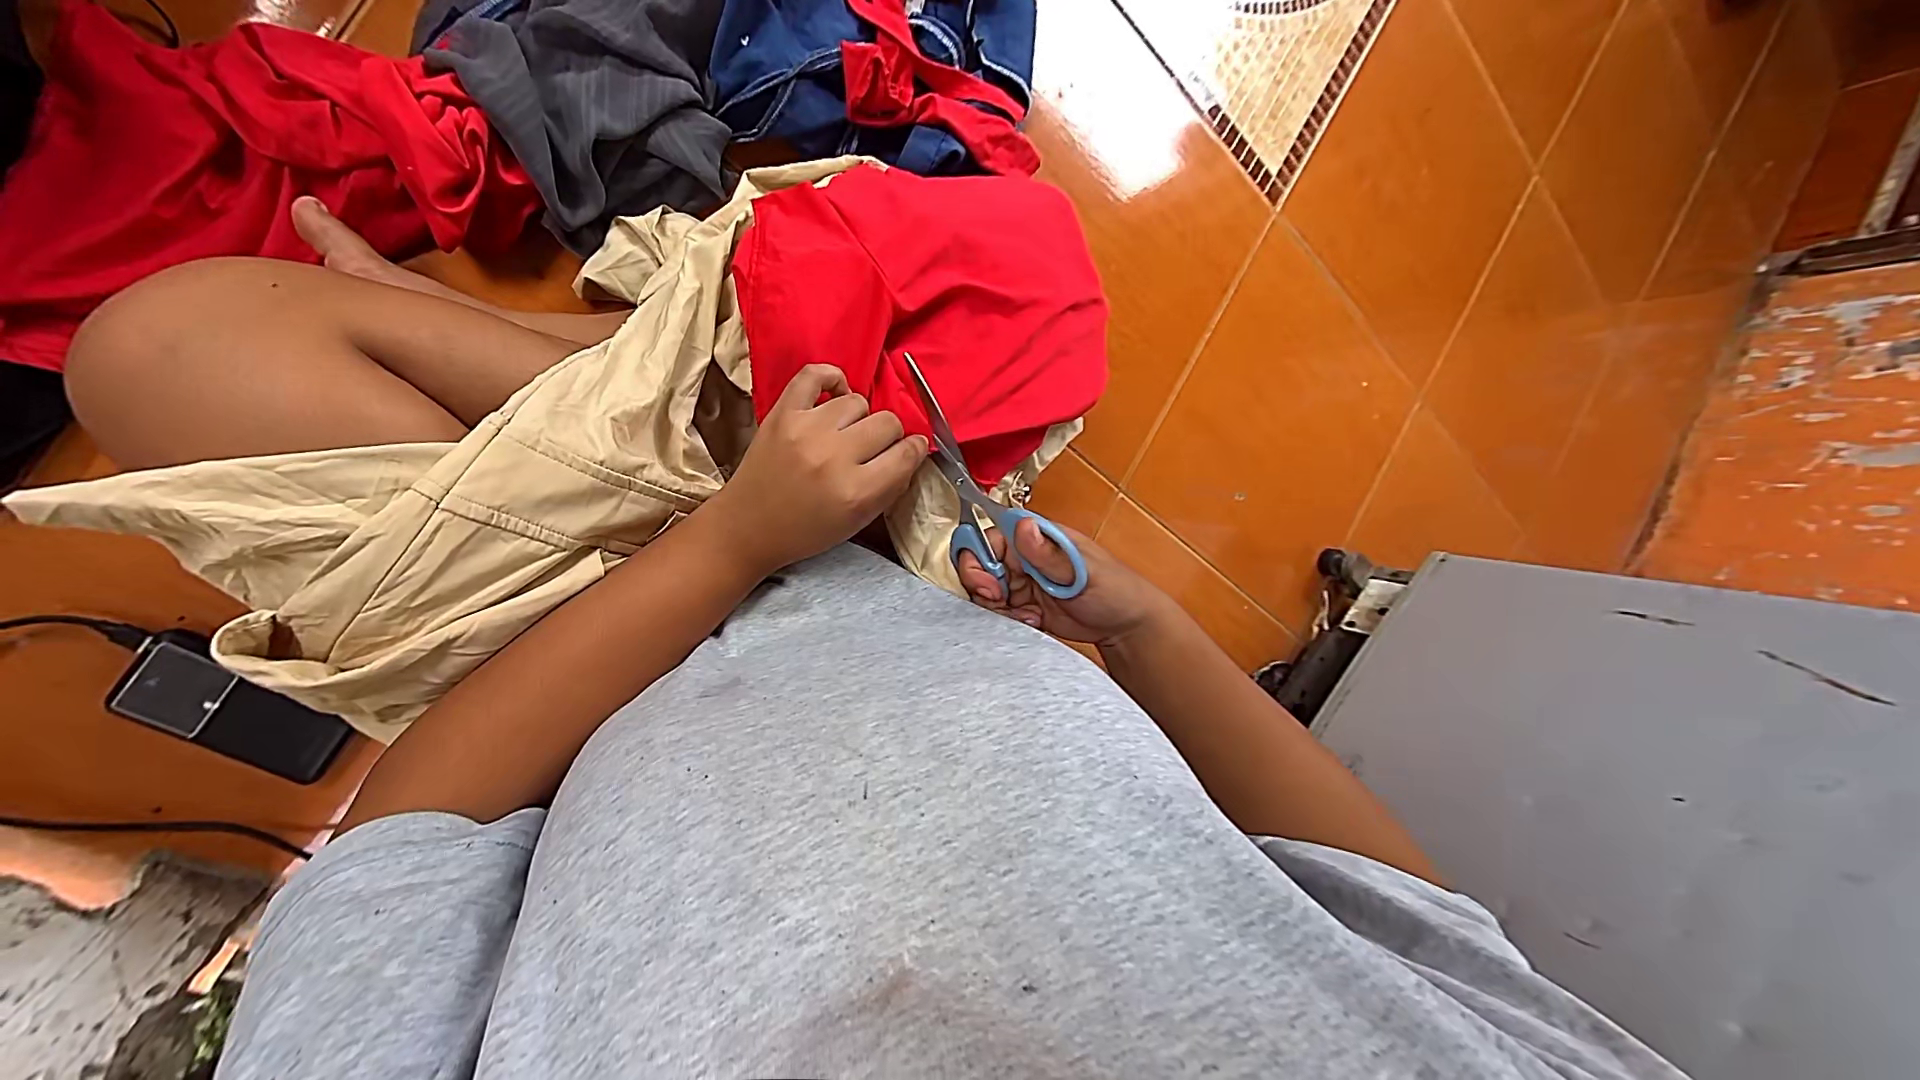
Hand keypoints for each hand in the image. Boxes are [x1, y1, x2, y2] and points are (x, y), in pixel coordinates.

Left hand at [704, 365, 927, 575]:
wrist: (748, 526)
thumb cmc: (806, 530)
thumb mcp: (858, 521)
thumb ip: (890, 487)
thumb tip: (911, 452)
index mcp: (855, 492)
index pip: (906, 454)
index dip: (915, 450)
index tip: (911, 449)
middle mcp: (833, 457)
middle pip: (887, 423)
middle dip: (888, 436)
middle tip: (872, 448)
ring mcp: (806, 430)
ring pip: (857, 401)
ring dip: (858, 418)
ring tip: (845, 433)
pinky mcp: (782, 413)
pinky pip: (817, 374)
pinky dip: (832, 379)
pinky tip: (834, 396)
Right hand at [957, 518, 1176, 645]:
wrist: (1127, 626)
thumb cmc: (1116, 590)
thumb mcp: (1083, 570)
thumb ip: (1049, 553)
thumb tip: (1024, 527)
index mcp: (1036, 537)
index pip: (989, 538)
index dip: (979, 559)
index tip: (990, 583)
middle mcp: (1024, 557)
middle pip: (980, 566)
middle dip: (984, 588)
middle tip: (1001, 601)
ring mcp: (1023, 582)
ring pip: (986, 592)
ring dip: (998, 608)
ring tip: (1028, 615)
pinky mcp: (1024, 606)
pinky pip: (999, 613)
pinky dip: (1009, 621)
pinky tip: (1032, 622)